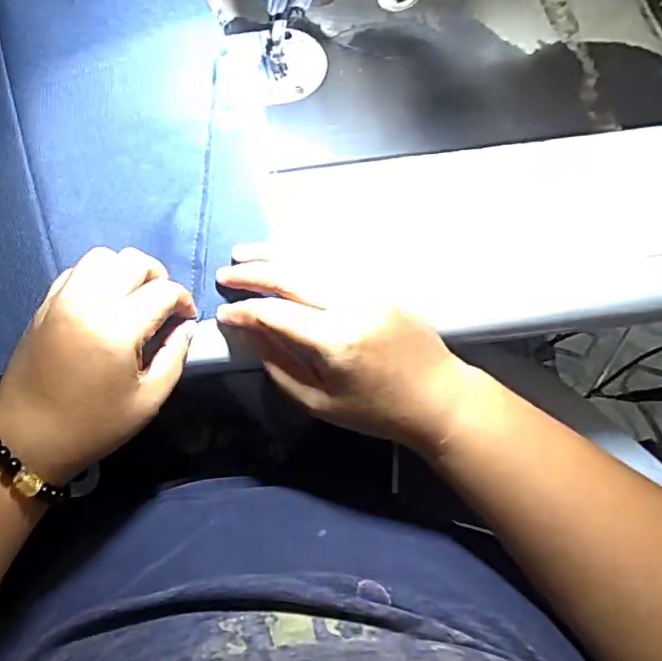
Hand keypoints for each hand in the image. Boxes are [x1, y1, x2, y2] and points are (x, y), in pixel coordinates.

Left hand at [0, 247, 196, 482]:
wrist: (26, 438)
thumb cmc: (92, 426)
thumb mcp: (147, 400)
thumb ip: (174, 357)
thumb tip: (185, 327)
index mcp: (117, 328)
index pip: (163, 290)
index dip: (183, 300)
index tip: (186, 318)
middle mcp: (88, 302)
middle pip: (133, 261)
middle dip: (157, 277)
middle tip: (163, 306)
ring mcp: (62, 299)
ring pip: (102, 257)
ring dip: (125, 270)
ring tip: (133, 298)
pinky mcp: (45, 304)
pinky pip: (77, 270)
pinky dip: (97, 276)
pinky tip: (104, 303)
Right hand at [215, 246, 481, 451]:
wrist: (437, 397)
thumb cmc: (374, 410)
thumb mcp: (318, 401)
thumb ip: (279, 364)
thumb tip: (250, 331)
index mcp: (335, 341)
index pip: (276, 313)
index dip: (245, 311)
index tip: (224, 313)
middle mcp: (351, 305)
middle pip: (292, 275)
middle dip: (253, 273)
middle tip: (225, 273)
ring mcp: (370, 289)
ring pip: (313, 259)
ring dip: (275, 253)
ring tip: (245, 253)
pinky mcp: (381, 284)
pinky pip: (336, 260)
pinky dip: (306, 252)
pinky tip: (286, 250)